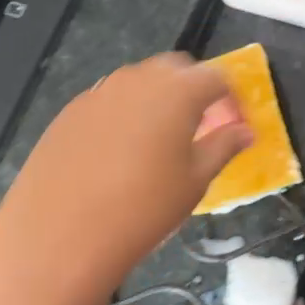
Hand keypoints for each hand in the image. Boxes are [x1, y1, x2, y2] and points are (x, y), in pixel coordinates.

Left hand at [0, 53, 253, 304]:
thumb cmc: (143, 209)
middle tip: (202, 129)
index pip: (217, 77)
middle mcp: (137, 80)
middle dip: (195, 91)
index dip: (232, 99)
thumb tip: (245, 131)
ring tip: (162, 143)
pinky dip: (126, 115)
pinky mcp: (69, 113)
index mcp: (177, 92)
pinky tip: (122, 155)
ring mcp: (99, 93)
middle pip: (176, 69)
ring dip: (159, 100)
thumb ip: (223, 147)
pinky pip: (109, 102)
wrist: (59, 235)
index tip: (236, 126)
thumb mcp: (195, 182)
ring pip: (139, 83)